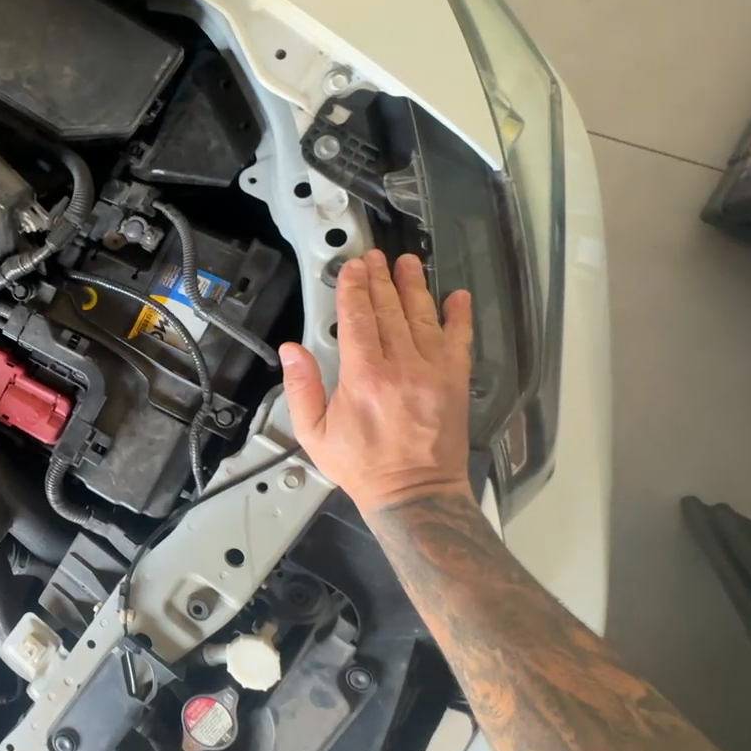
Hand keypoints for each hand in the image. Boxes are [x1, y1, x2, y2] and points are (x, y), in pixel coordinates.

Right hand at [280, 250, 474, 511]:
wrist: (415, 494)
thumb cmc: (362, 465)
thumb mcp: (313, 432)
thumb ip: (300, 387)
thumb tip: (291, 351)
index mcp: (364, 378)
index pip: (358, 319)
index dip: (353, 289)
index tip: (351, 269)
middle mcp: (403, 369)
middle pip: (390, 311)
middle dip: (380, 279)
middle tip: (374, 257)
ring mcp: (433, 374)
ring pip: (423, 319)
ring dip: (414, 287)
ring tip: (408, 263)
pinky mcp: (454, 384)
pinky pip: (460, 342)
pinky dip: (459, 318)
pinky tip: (457, 297)